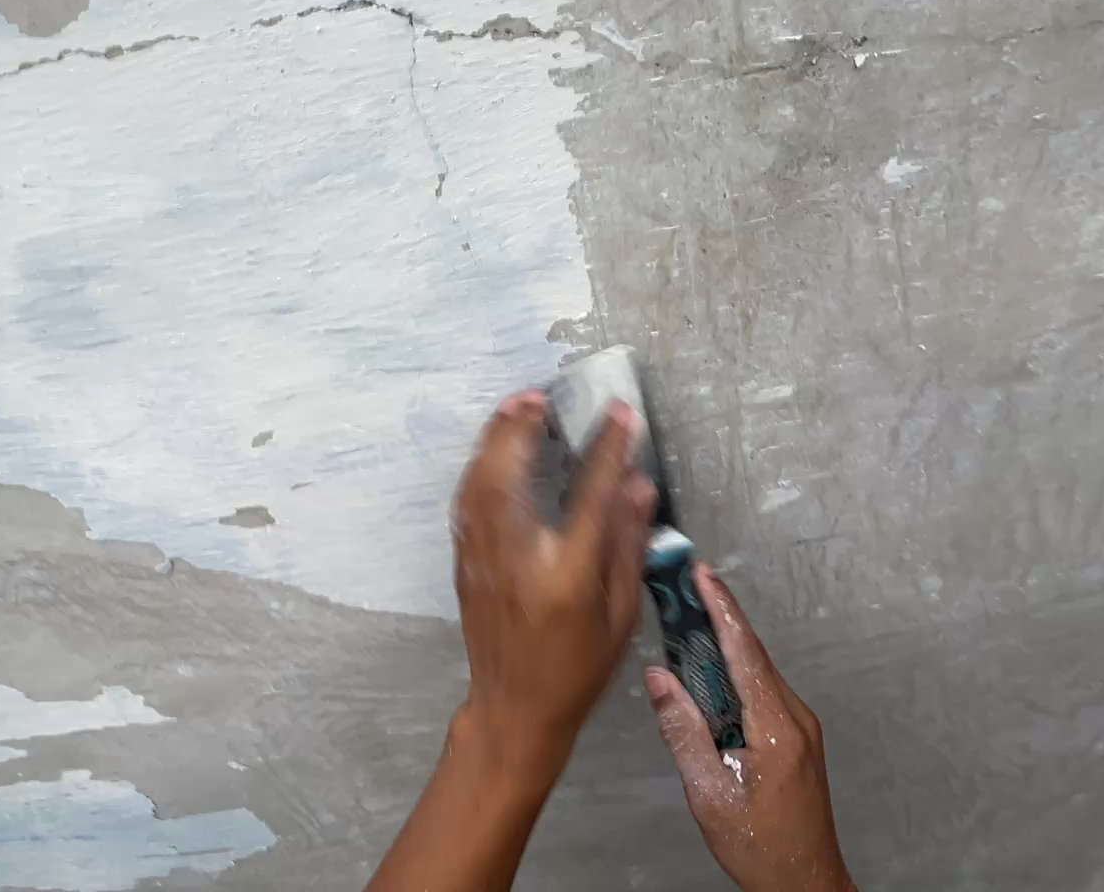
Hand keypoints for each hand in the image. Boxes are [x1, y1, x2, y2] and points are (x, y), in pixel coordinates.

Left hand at [452, 390, 657, 776]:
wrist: (513, 708)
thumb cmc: (577, 667)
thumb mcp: (620, 614)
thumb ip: (627, 546)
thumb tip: (638, 484)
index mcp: (566, 576)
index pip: (591, 498)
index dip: (608, 450)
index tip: (620, 412)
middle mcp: (518, 558)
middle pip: (512, 478)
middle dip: (522, 430)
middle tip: (538, 395)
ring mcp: (483, 558)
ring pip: (480, 483)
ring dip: (495, 438)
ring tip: (514, 406)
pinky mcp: (465, 561)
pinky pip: (467, 500)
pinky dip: (479, 464)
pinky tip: (492, 446)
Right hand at [645, 566, 854, 891]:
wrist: (808, 885)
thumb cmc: (758, 845)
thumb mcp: (709, 794)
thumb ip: (683, 732)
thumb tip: (658, 677)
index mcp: (776, 726)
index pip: (744, 652)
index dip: (723, 609)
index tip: (704, 574)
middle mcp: (795, 715)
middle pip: (752, 653)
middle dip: (720, 615)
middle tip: (688, 585)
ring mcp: (801, 723)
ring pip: (758, 668)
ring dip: (726, 642)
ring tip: (691, 617)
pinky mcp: (799, 733)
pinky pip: (762, 687)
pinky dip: (735, 667)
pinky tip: (710, 668)